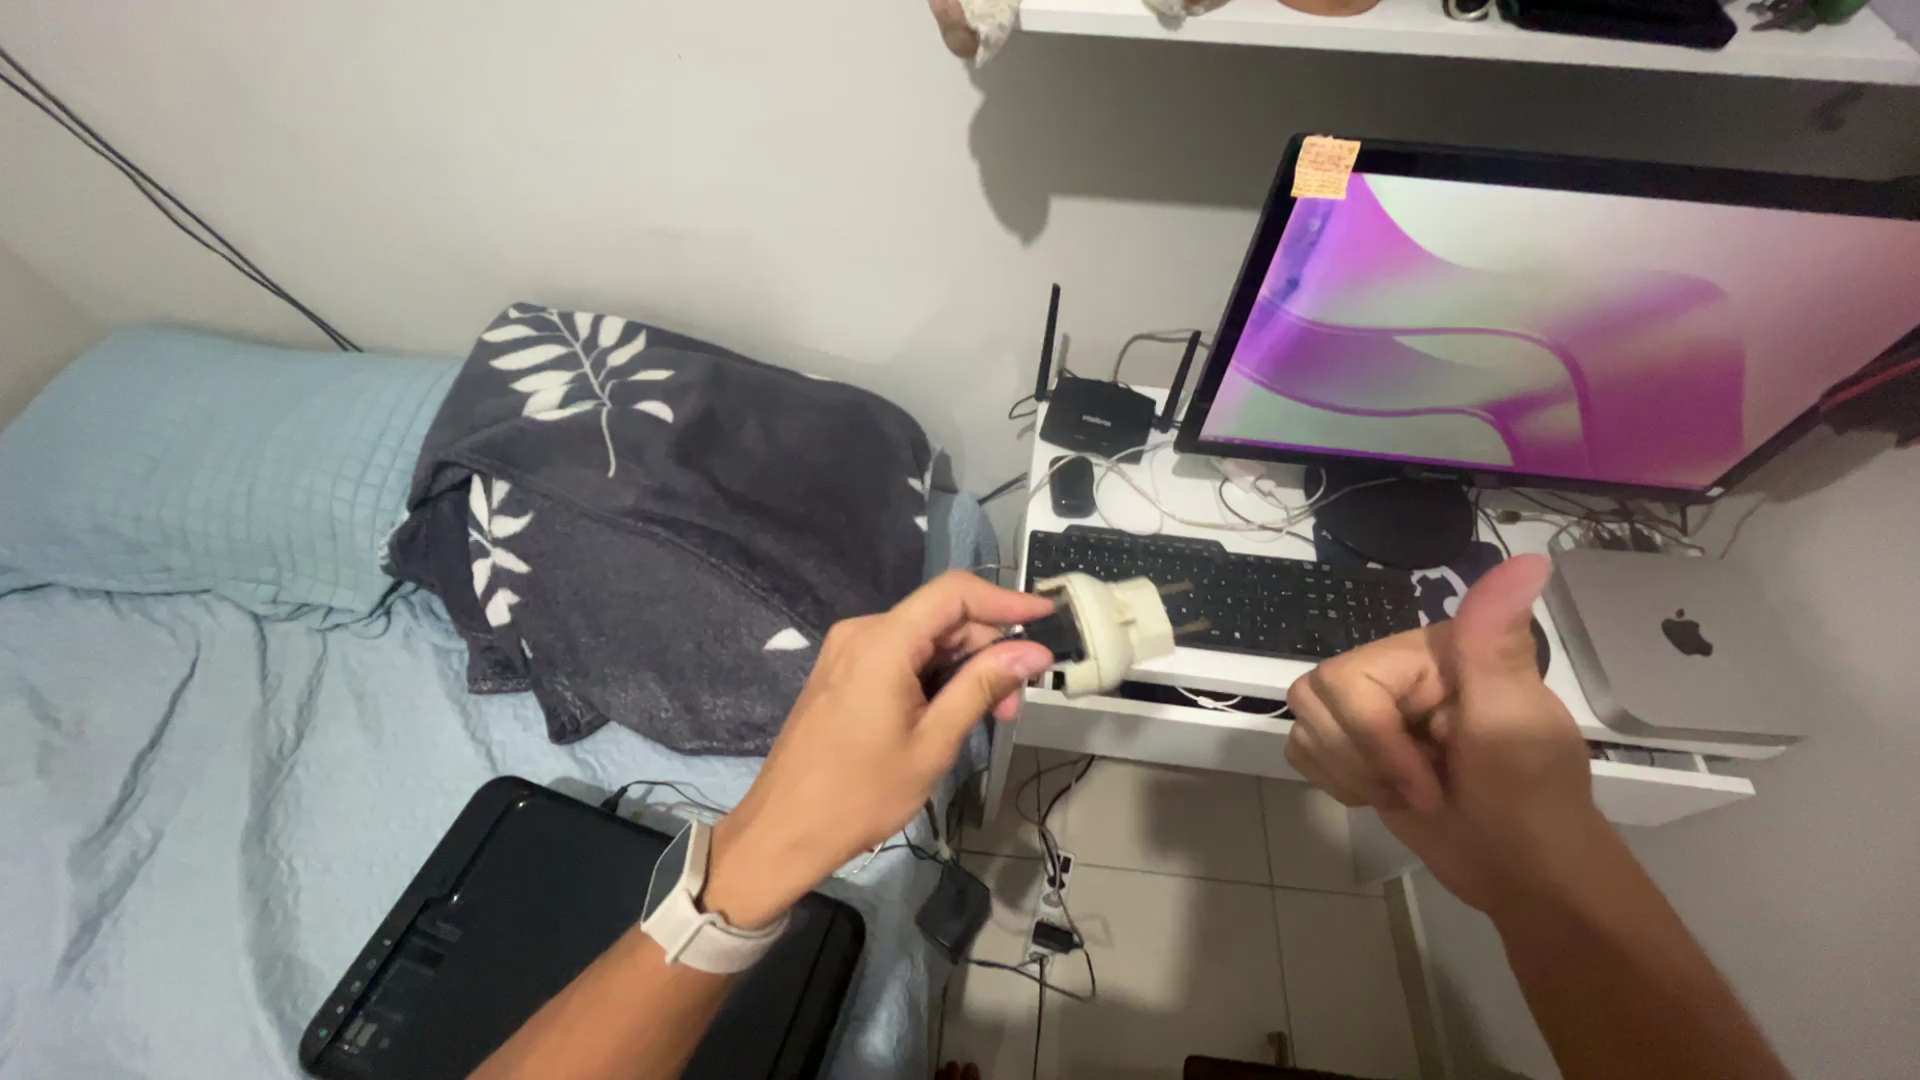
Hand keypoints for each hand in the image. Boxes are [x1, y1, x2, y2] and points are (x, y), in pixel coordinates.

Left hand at [702, 572, 1056, 927]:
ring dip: (963, 668)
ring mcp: (849, 651)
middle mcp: (862, 632)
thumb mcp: (933, 742)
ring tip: (989, 715)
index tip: (1046, 618)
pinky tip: (952, 711)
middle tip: (1016, 699)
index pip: (953, 593)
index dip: (1004, 599)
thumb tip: (1034, 652)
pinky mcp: (844, 671)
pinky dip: (934, 677)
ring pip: (925, 640)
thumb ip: (983, 687)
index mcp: (882, 641)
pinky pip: (901, 657)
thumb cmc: (860, 793)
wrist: (784, 830)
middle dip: (987, 650)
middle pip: (941, 618)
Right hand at [1285, 555, 1612, 912]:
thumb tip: (1528, 560)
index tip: (1426, 783)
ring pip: (1302, 724)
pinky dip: (1335, 781)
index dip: (1374, 738)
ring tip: (1406, 793)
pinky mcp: (1351, 744)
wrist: (1525, 877)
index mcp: (1428, 654)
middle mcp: (1390, 670)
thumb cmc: (1531, 803)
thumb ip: (1498, 646)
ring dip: (1350, 774)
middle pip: (1313, 696)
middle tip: (1418, 789)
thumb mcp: (1516, 724)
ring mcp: (1368, 709)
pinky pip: (1300, 748)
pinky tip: (1381, 793)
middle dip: (1360, 758)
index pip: (1347, 678)